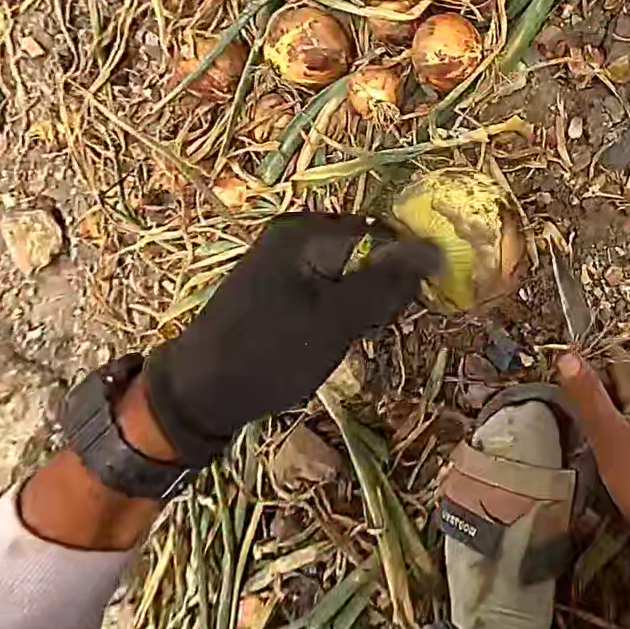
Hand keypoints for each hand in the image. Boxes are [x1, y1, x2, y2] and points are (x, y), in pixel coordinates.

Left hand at [144, 213, 439, 463]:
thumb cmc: (269, 355)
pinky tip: (330, 332)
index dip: (397, 270)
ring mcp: (284, 255)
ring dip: (359, 299)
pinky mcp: (278, 279)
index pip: (381, 234)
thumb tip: (435, 250)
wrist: (194, 397)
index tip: (394, 309)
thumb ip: (387, 281)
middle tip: (366, 326)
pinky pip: (328, 280)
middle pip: (366, 248)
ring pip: (350, 267)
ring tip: (346, 334)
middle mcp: (295, 232)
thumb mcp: (336, 319)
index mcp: (307, 231)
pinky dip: (338, 304)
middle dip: (377, 286)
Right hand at [555, 352, 629, 564]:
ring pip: (627, 407)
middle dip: (594, 401)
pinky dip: (622, 438)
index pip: (609, 358)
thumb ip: (587, 395)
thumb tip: (566, 354)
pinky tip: (614, 463)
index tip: (567, 401)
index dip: (585, 374)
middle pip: (618, 382)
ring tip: (591, 450)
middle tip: (576, 430)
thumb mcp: (609, 438)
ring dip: (607, 423)